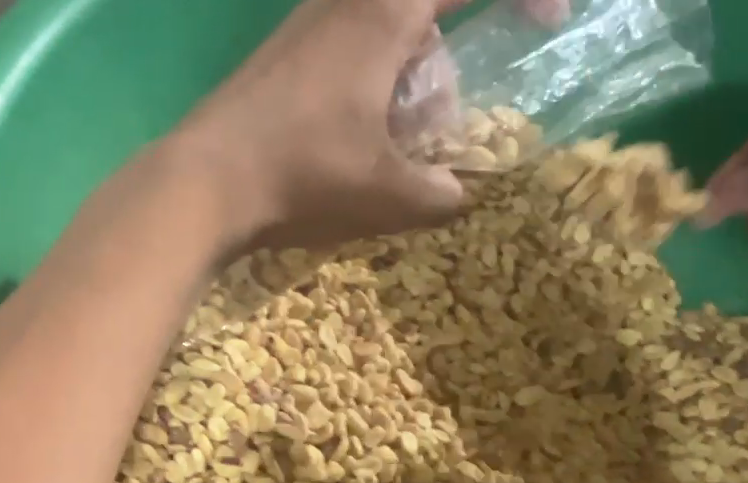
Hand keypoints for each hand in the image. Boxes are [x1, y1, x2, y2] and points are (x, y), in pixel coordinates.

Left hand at [174, 0, 469, 250]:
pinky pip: (339, 48)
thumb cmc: (301, 177)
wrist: (200, 185)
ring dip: (400, 73)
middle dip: (445, 54)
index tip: (547, 20)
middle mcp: (343, 3)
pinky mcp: (274, 58)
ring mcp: (301, 26)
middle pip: (419, 9)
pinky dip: (361, 83)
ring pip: (377, 26)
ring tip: (386, 140)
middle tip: (432, 116)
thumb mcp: (385, 196)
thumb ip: (437, 196)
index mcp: (385, 13)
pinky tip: (341, 140)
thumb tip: (457, 198)